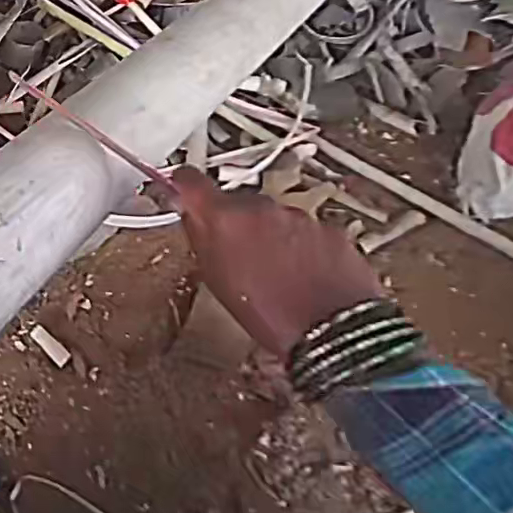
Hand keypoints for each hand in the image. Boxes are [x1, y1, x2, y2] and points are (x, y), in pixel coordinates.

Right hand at [171, 166, 382, 355]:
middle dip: (231, 219)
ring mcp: (297, 216)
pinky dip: (298, 243)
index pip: (190, 180)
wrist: (332, 332)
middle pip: (234, 200)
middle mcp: (260, 207)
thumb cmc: (268, 310)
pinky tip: (298, 272)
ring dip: (266, 232)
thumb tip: (189, 212)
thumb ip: (198, 233)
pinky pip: (304, 228)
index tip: (180, 188)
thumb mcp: (213, 275)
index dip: (182, 183)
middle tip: (231, 250)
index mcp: (223, 216)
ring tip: (270, 269)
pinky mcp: (328, 229)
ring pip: (270, 215)